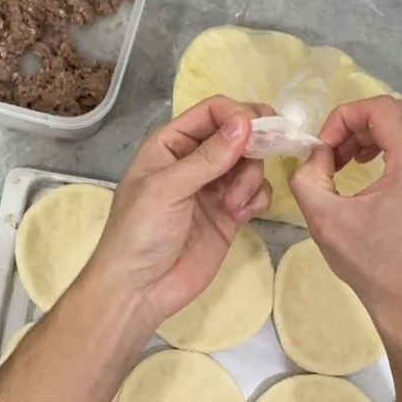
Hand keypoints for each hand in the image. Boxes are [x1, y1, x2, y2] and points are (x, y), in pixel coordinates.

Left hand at [78, 96, 271, 327]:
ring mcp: (213, 189)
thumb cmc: (140, 233)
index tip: (257, 132)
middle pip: (238, 135)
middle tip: (261, 159)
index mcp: (171, 145)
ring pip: (250, 165)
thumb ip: (207, 157)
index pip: (212, 112)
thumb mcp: (167, 189)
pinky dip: (255, 199)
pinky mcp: (229, 216)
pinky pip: (255, 194)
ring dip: (250, 180)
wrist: (140, 290)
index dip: (238, 115)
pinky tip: (241, 215)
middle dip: (252, 147)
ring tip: (233, 205)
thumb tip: (245, 122)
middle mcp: (194, 161)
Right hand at [289, 96, 401, 339]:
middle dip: (364, 124)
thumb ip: (308, 174)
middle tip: (341, 157)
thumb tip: (317, 150)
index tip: (326, 148)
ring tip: (372, 154)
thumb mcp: (323, 220)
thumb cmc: (368, 263)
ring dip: (395, 125)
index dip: (345, 118)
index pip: (379, 109)